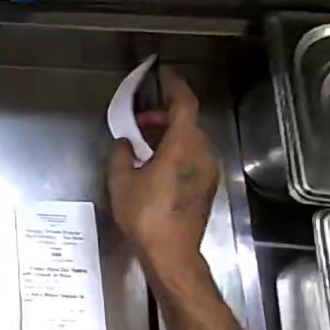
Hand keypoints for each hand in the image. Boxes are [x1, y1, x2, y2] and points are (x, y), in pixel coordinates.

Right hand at [107, 69, 219, 282]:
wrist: (170, 252)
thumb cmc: (144, 214)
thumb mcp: (121, 181)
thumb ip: (122, 154)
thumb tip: (126, 144)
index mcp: (182, 148)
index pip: (185, 107)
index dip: (175, 88)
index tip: (165, 76)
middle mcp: (201, 155)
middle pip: (187, 123)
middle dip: (164, 116)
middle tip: (139, 121)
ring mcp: (207, 172)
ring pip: (190, 141)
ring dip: (168, 135)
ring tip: (142, 144)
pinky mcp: (205, 186)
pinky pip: (191, 157)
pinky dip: (174, 150)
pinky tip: (153, 163)